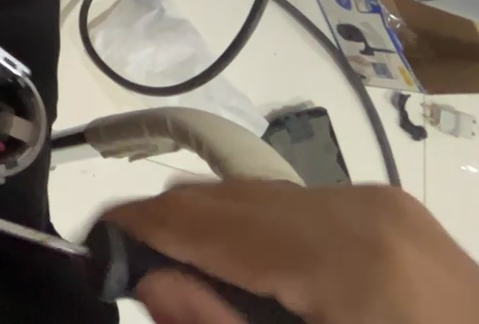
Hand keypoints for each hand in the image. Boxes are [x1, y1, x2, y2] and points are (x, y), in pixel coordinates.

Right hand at [103, 182, 478, 323]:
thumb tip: (146, 280)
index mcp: (349, 257)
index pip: (204, 220)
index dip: (136, 228)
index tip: (89, 246)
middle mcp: (357, 207)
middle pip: (219, 198)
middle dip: (166, 231)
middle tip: (137, 278)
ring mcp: (378, 203)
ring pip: (246, 196)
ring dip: (206, 231)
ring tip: (193, 282)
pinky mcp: (389, 212)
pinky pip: (287, 206)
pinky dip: (251, 234)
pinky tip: (252, 279)